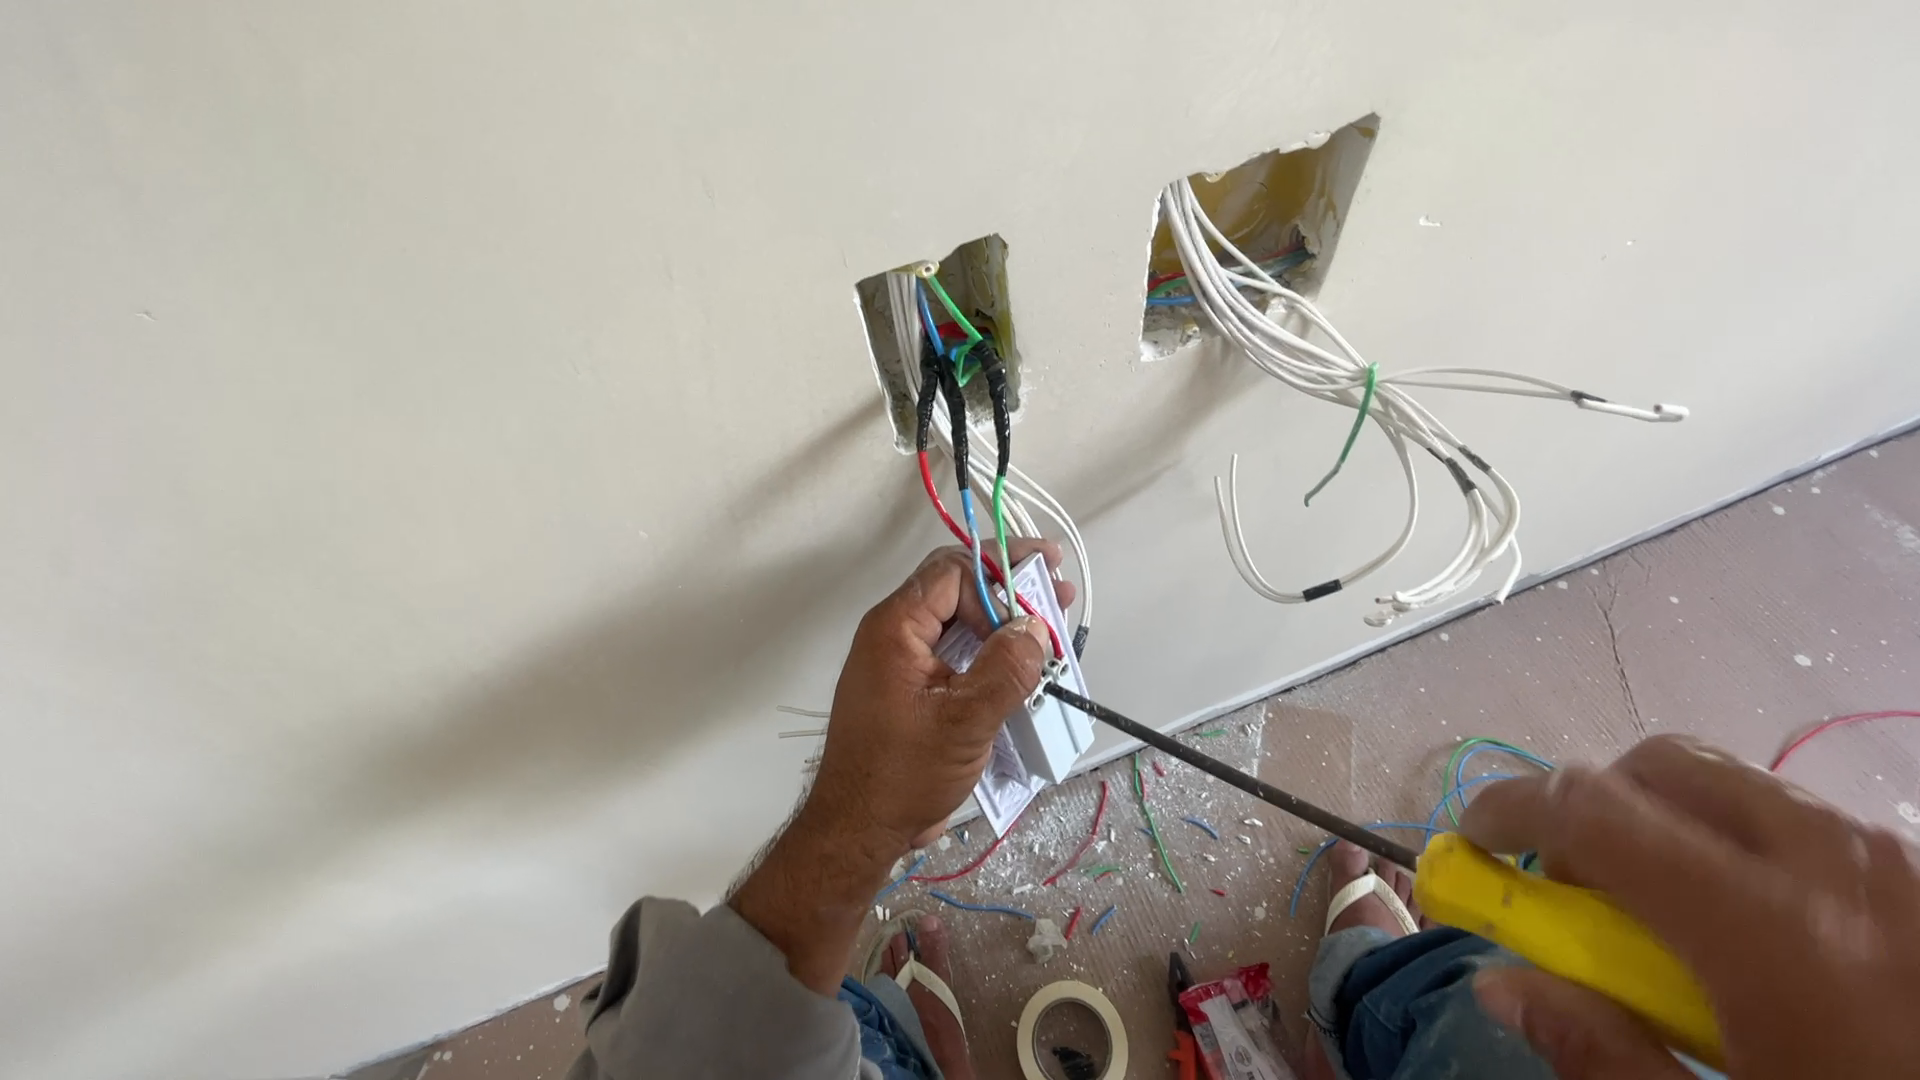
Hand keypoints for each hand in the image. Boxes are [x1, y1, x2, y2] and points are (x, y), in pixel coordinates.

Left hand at [730, 540, 1070, 992]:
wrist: (858, 828)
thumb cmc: (903, 774)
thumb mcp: (963, 722)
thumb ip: (1004, 670)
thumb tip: (1035, 627)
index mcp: (895, 628)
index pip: (952, 572)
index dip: (1000, 572)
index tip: (1041, 586)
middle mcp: (894, 633)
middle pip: (955, 589)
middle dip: (1008, 588)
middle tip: (1056, 590)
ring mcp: (900, 661)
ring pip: (957, 621)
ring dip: (1002, 620)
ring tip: (1050, 623)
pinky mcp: (910, 686)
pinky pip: (953, 652)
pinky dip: (988, 650)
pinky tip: (1021, 664)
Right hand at [1460, 734, 1919, 1077]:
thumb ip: (1599, 1053)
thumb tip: (1496, 985)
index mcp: (1771, 930)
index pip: (1588, 810)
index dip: (1505, 809)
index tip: (1472, 841)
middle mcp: (1835, 866)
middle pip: (1657, 767)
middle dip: (1588, 806)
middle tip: (1576, 884)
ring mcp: (1898, 865)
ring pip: (1731, 786)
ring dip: (1661, 821)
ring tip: (1668, 909)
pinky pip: (1797, 822)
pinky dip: (1735, 844)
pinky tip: (1761, 930)